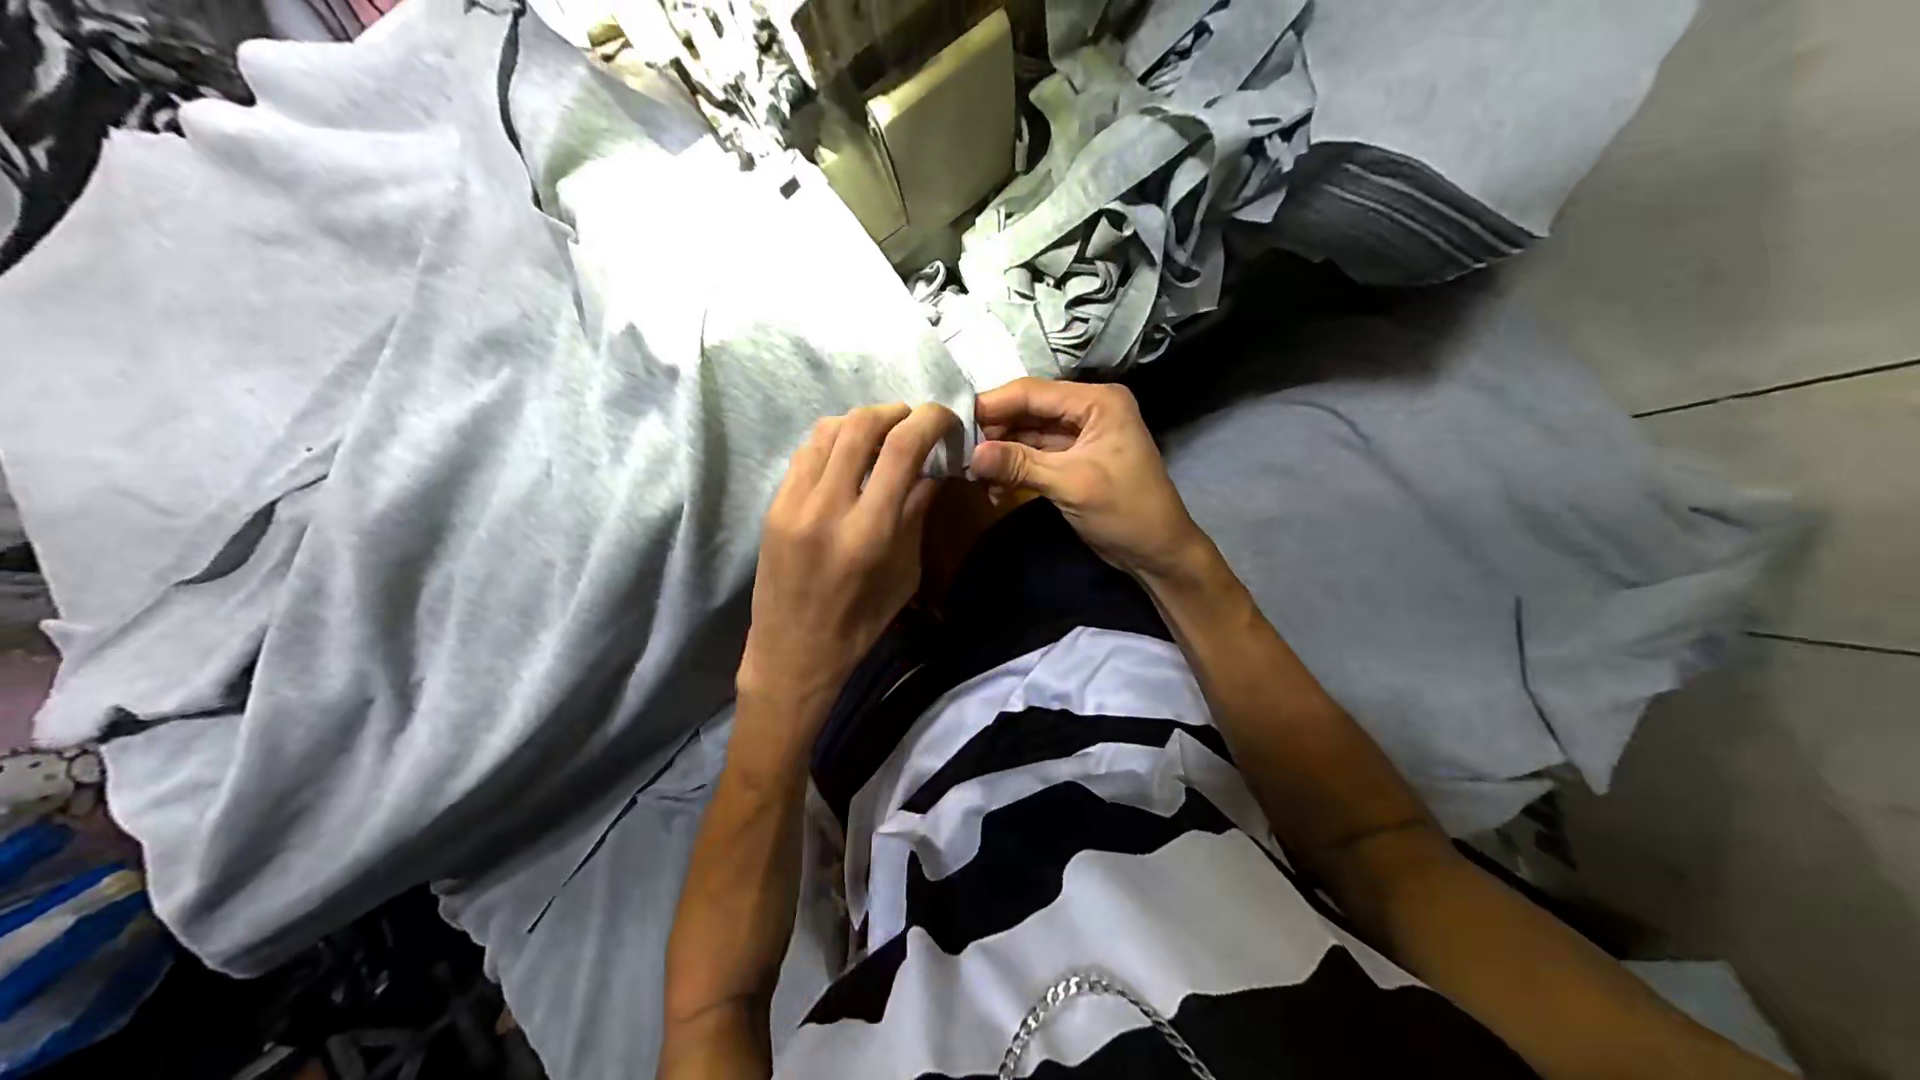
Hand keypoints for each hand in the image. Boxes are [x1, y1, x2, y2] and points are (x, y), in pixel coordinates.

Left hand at [738, 403, 958, 729]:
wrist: (793, 651)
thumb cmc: (860, 622)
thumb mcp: (904, 573)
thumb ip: (916, 513)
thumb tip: (932, 468)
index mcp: (869, 531)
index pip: (903, 448)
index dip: (930, 420)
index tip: (945, 419)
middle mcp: (828, 508)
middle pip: (862, 425)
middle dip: (896, 412)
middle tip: (914, 420)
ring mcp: (793, 503)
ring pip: (829, 430)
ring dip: (863, 421)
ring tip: (883, 433)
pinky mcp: (774, 504)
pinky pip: (806, 452)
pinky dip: (834, 439)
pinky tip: (848, 453)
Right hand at [970, 378, 1207, 582]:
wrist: (1158, 552)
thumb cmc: (1125, 511)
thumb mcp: (1071, 485)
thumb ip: (1020, 465)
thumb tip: (971, 456)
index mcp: (1097, 401)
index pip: (1033, 392)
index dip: (992, 405)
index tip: (953, 422)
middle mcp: (1088, 410)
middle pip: (1028, 411)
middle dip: (994, 432)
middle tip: (958, 453)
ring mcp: (1079, 435)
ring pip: (1027, 434)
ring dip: (1001, 454)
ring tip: (971, 474)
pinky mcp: (1072, 460)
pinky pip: (1035, 456)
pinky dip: (1015, 470)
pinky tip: (993, 488)